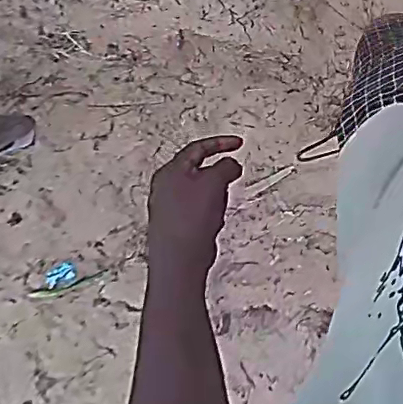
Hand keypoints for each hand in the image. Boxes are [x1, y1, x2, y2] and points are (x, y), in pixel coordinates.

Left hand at [146, 136, 244, 275]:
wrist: (180, 260)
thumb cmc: (190, 220)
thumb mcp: (215, 182)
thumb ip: (226, 166)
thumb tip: (231, 165)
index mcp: (170, 171)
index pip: (198, 148)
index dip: (221, 143)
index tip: (237, 144)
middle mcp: (165, 187)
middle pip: (199, 169)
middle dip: (219, 173)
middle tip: (231, 176)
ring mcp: (168, 206)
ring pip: (200, 189)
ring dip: (215, 193)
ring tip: (219, 205)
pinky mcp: (176, 223)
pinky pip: (199, 207)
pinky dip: (211, 208)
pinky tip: (213, 220)